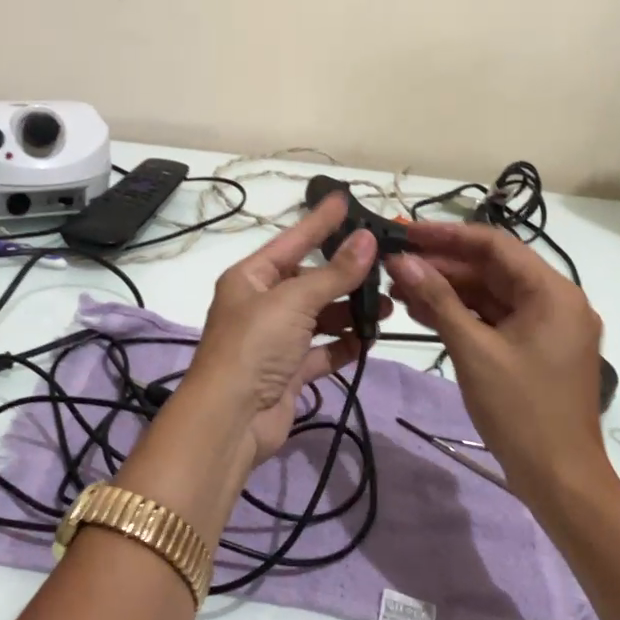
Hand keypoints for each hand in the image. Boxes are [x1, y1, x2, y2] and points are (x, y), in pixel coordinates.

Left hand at [188, 195, 388, 462]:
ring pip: (319, 317)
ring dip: (350, 311)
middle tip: (386, 266)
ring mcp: (274, 340)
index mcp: (250, 278)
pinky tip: (369, 339)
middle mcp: (261, 304)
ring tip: (389, 307)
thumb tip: (367, 239)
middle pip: (309, 280)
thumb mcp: (294, 301)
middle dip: (345, 275)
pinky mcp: (288, 372)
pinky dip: (343, 345)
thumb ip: (335, 273)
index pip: (292, 240)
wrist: (230, 419)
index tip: (345, 200)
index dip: (320, 222)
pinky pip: (322, 351)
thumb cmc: (254, 346)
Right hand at [384, 222, 608, 502]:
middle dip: (442, 266)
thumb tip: (402, 260)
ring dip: (448, 291)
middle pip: (493, 269)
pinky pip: (497, 320)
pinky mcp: (538, 350)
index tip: (404, 232)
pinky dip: (463, 315)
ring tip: (398, 288)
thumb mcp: (474, 351)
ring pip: (492, 295)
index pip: (495, 245)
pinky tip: (423, 312)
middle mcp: (558, 301)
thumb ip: (438, 300)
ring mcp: (550, 327)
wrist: (562, 480)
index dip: (446, 236)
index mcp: (554, 293)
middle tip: (393, 264)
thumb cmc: (521, 412)